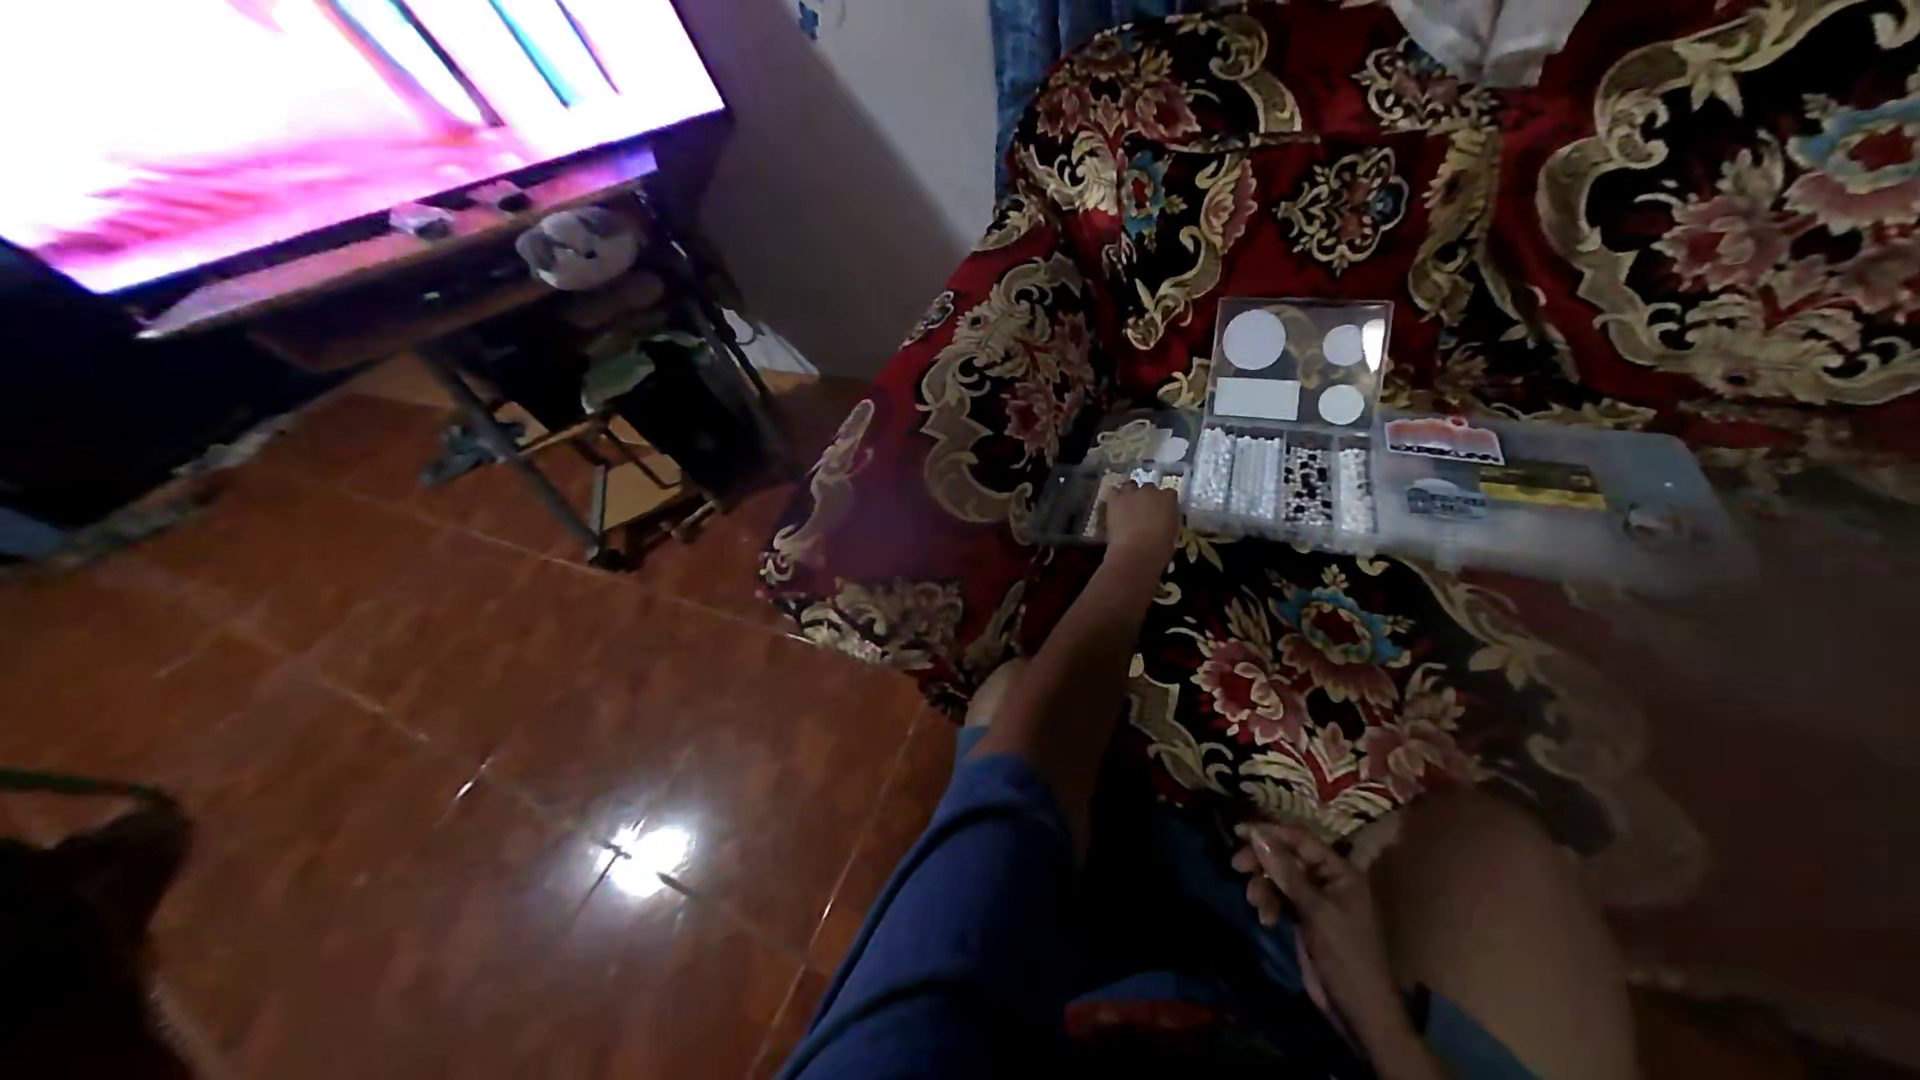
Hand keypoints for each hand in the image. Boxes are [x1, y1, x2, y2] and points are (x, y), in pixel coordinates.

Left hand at [1102, 480, 1179, 566]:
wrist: (1136, 552)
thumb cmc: (1160, 548)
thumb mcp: (1172, 533)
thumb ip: (1168, 519)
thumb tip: (1164, 519)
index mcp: (1168, 499)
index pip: (1169, 493)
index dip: (1164, 501)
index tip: (1162, 510)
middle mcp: (1150, 491)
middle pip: (1149, 487)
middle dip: (1147, 496)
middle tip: (1144, 509)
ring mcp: (1131, 493)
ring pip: (1130, 485)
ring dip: (1130, 493)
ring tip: (1128, 504)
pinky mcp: (1115, 499)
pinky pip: (1113, 491)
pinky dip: (1114, 496)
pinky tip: (1114, 504)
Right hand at [1234, 823, 1404, 1037]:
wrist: (1358, 1008)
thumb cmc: (1344, 953)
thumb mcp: (1315, 910)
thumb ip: (1285, 871)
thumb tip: (1258, 835)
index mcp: (1341, 872)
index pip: (1300, 840)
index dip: (1270, 833)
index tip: (1239, 832)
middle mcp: (1328, 880)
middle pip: (1286, 856)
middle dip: (1262, 862)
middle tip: (1237, 866)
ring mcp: (1316, 899)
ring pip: (1279, 878)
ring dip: (1263, 887)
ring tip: (1255, 904)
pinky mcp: (1304, 917)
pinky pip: (1279, 897)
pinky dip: (1269, 904)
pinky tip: (1266, 919)